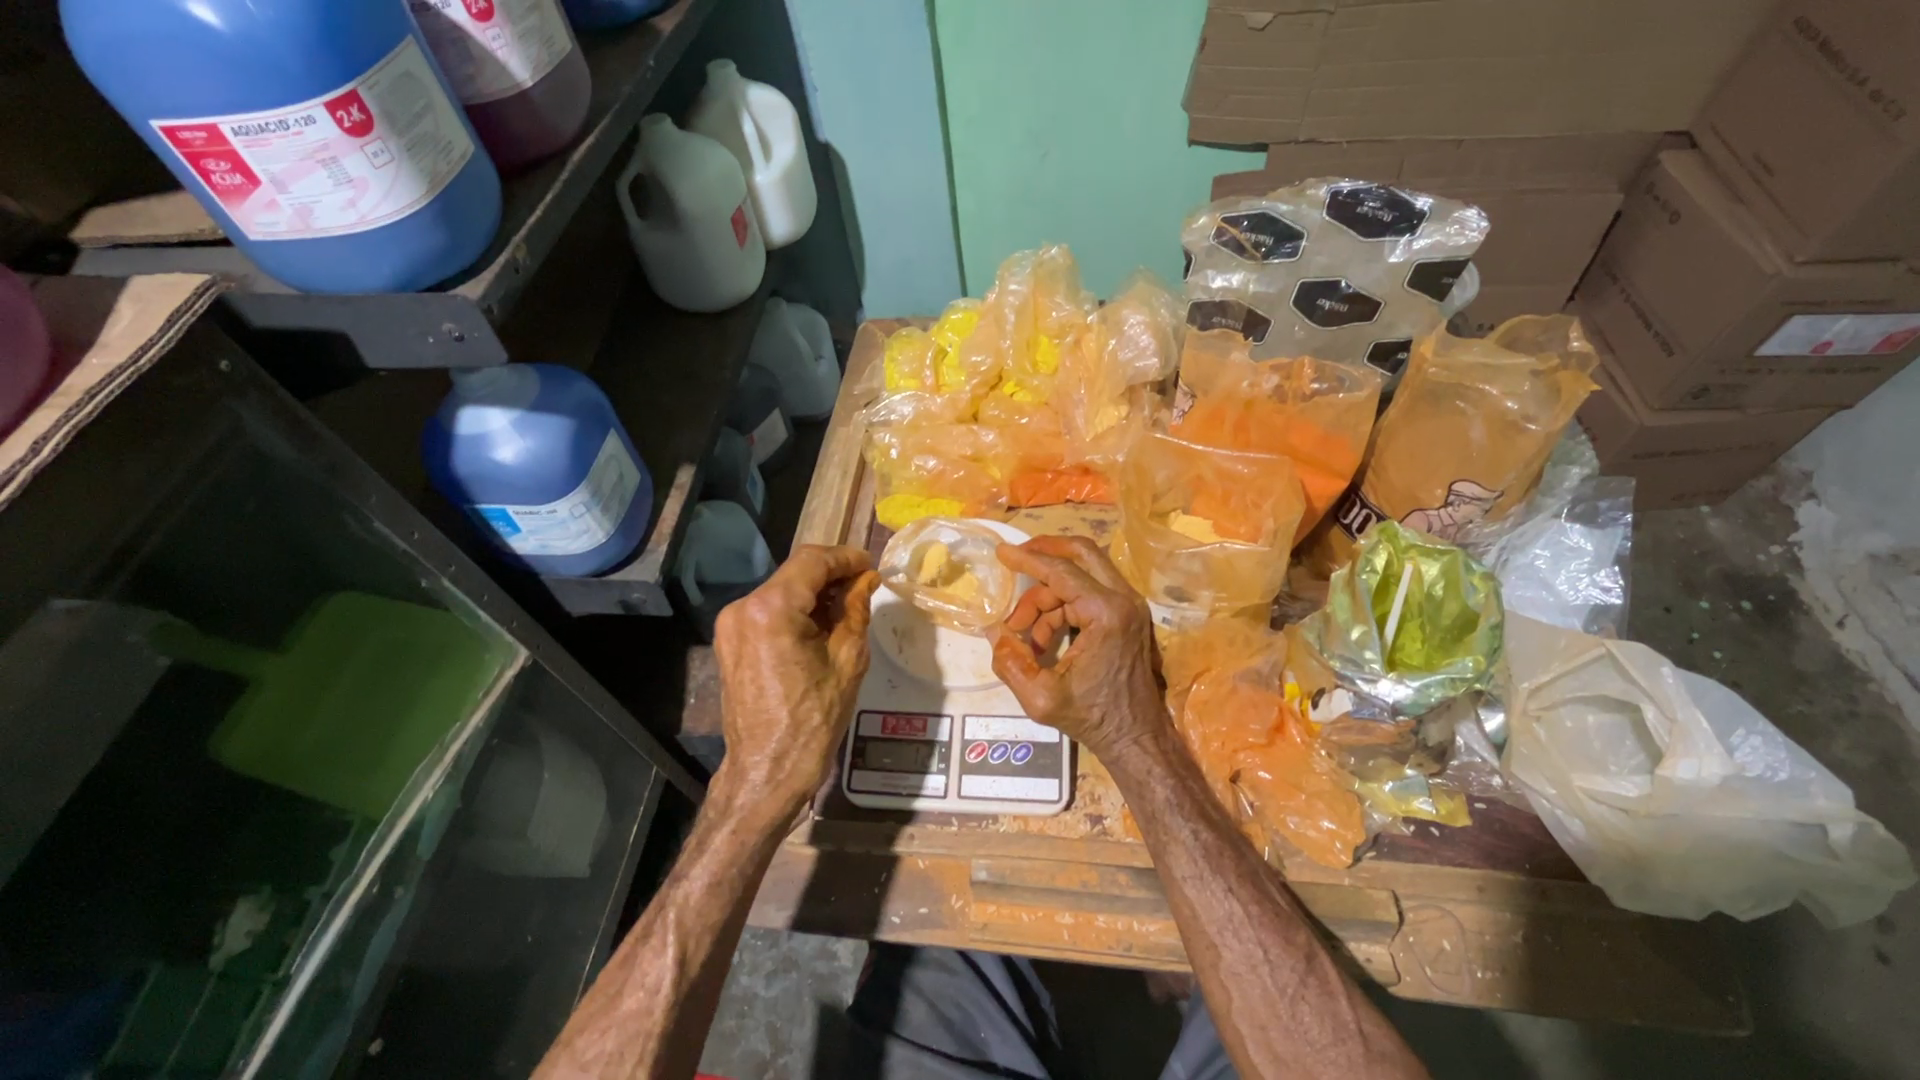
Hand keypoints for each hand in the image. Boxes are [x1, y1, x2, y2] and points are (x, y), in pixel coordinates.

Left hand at [713, 545, 880, 808]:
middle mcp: (742, 608)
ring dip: (814, 595)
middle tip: (865, 588)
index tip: (871, 566)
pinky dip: (796, 613)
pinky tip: (821, 628)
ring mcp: (730, 626)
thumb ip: (855, 610)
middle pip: (794, 574)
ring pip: (781, 592)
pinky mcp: (730, 643)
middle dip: (831, 577)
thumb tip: (866, 580)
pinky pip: (768, 613)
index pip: (812, 561)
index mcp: (771, 609)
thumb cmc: (814, 719)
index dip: (845, 558)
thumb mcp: (847, 660)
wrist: (768, 769)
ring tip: (847, 611)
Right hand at [987, 536, 1168, 757]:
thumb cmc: (1092, 718)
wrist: (1136, 737)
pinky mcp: (1129, 617)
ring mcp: (1131, 607)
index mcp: (1106, 613)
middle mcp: (1124, 600)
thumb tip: (995, 632)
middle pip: (1082, 554)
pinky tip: (1042, 640)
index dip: (1027, 560)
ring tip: (1022, 632)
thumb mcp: (1040, 698)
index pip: (1061, 571)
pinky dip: (1062, 607)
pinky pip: (1090, 594)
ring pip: (1082, 577)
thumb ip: (1010, 662)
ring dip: (1047, 596)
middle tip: (1015, 560)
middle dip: (1044, 554)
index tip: (1001, 552)